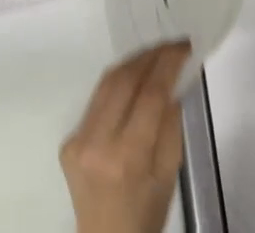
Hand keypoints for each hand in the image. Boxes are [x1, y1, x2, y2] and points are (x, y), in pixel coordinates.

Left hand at [61, 42, 190, 232]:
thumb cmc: (148, 210)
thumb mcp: (171, 168)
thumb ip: (171, 121)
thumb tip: (174, 79)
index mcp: (127, 156)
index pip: (150, 94)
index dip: (169, 63)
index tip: (185, 46)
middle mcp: (96, 144)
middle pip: (123, 81)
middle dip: (151, 55)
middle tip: (173, 43)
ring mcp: (77, 141)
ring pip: (106, 84)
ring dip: (133, 62)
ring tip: (157, 52)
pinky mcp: (69, 141)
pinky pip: (97, 100)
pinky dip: (119, 82)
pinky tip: (136, 77)